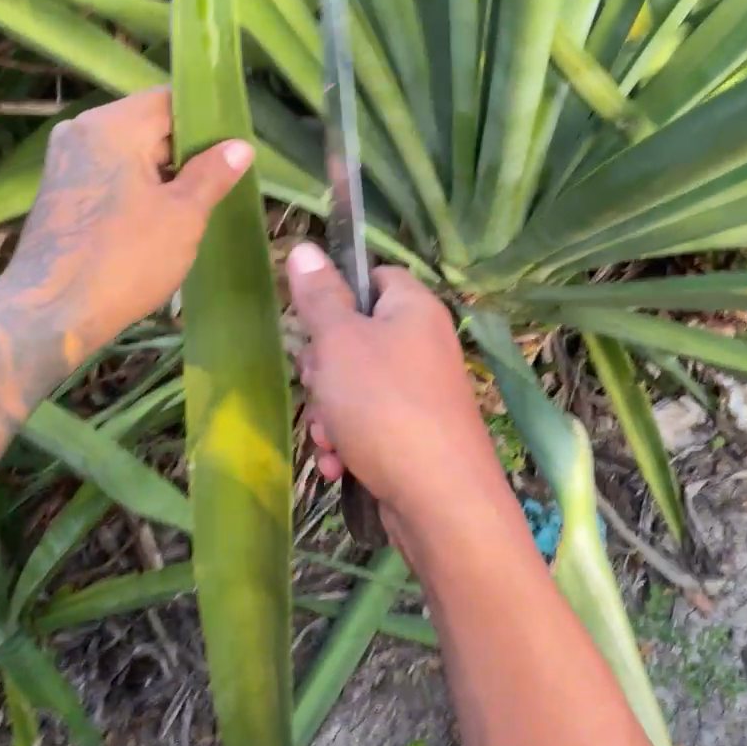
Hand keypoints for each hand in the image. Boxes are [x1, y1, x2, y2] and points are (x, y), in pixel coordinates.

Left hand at [0, 88, 251, 353]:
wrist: (54, 313)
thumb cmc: (127, 259)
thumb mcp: (184, 216)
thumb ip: (213, 174)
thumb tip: (241, 146)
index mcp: (112, 126)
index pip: (170, 101)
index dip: (207, 122)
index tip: (235, 152)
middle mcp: (82, 131)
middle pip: (150, 124)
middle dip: (187, 153)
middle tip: (222, 186)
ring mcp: (67, 161)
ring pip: (132, 153)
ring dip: (165, 175)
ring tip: (195, 208)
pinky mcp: (63, 190)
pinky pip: (113, 174)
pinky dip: (140, 188)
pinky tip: (161, 221)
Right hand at [286, 243, 511, 541]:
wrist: (441, 499)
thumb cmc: (386, 406)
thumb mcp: (341, 342)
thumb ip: (319, 296)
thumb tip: (305, 246)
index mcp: (414, 308)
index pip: (373, 276)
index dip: (337, 293)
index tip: (310, 322)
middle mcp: (423, 345)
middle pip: (355, 336)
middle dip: (323, 369)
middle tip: (322, 387)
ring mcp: (421, 393)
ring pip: (354, 387)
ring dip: (330, 413)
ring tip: (332, 438)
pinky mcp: (415, 434)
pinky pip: (369, 425)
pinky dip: (349, 442)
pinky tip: (341, 465)